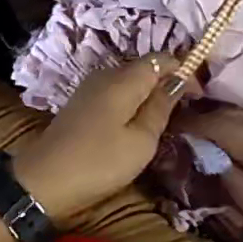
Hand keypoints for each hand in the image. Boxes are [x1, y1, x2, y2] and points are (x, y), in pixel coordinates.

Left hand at [12, 56, 188, 226]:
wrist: (43, 182)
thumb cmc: (99, 162)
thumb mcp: (141, 140)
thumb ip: (161, 106)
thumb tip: (179, 79)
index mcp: (124, 78)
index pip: (162, 59)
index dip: (185, 71)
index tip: (200, 96)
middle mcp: (106, 74)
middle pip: (145, 68)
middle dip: (168, 82)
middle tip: (186, 110)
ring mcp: (90, 88)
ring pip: (129, 81)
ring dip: (149, 94)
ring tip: (165, 120)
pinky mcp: (81, 103)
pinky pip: (115, 93)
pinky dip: (132, 102)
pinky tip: (136, 124)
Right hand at [175, 107, 242, 241]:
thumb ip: (229, 176)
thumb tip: (207, 152)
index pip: (222, 126)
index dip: (195, 125)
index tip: (174, 125)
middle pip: (235, 114)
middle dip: (210, 121)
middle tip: (188, 130)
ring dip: (231, 121)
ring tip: (212, 134)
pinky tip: (242, 137)